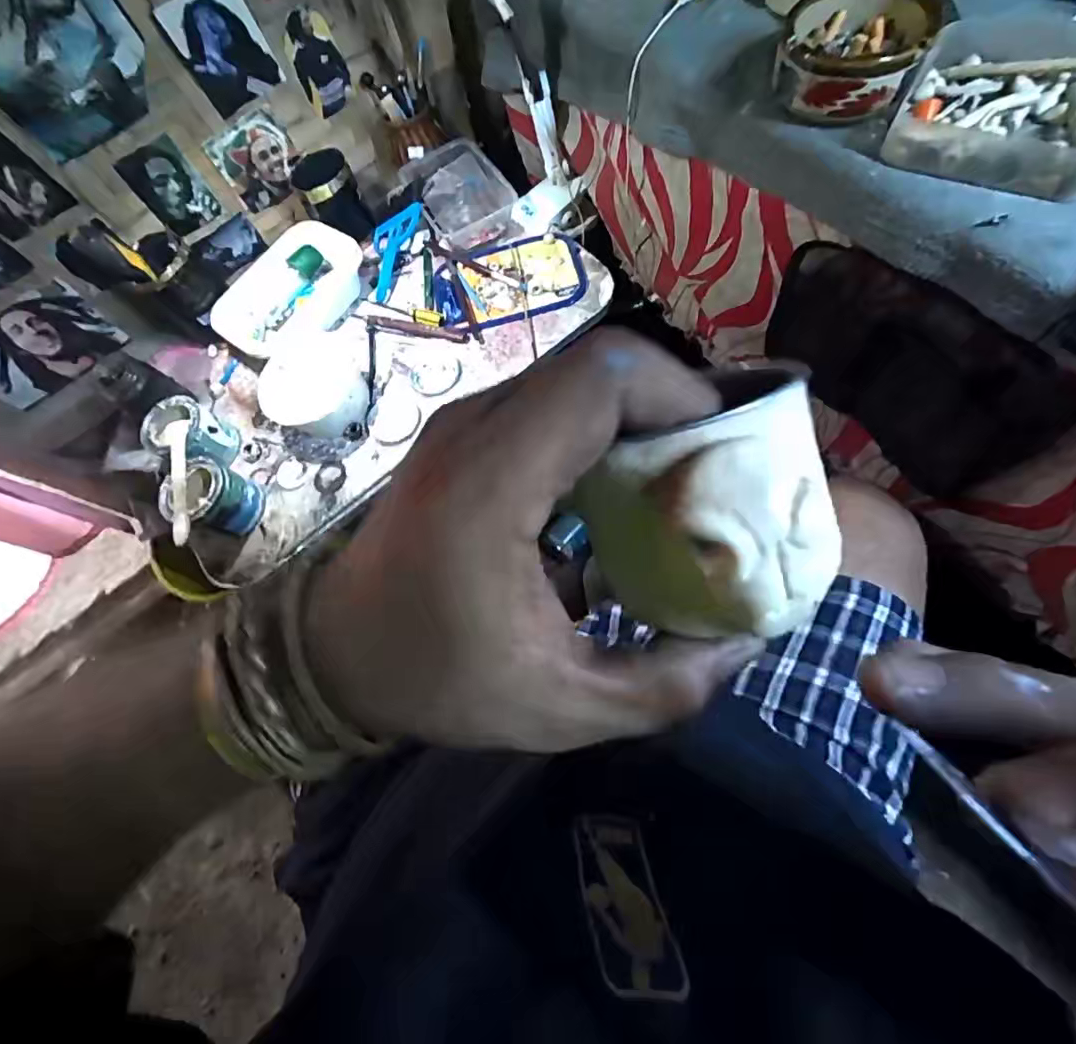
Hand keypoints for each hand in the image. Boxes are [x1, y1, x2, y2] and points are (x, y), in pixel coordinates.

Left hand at [304, 329, 764, 751]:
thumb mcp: (559, 707)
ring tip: (670, 484)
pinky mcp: (456, 438)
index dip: (682, 396)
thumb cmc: (432, 676)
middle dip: (670, 407)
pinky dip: (593, 433)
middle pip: (595, 367)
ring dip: (633, 419)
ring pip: (571, 382)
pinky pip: (543, 407)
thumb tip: (741, 641)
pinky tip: (612, 492)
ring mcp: (458, 426)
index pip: (602, 377)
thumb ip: (664, 684)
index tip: (723, 458)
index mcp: (490, 482)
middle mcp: (470, 431)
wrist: (333, 651)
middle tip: (709, 473)